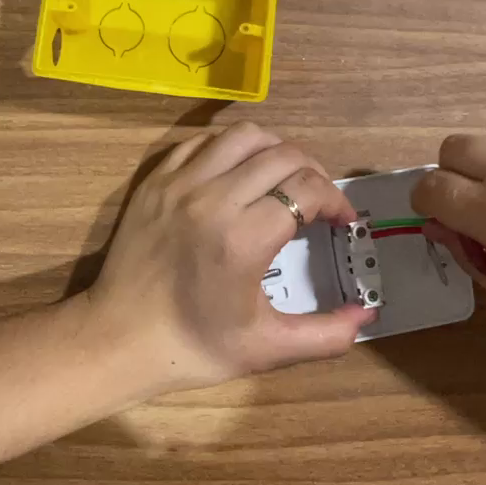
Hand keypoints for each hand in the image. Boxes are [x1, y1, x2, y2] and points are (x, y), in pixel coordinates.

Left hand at [86, 122, 376, 393]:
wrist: (118, 340)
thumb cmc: (194, 347)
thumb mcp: (268, 349)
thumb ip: (325, 335)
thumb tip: (367, 317)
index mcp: (243, 239)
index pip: (307, 190)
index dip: (336, 201)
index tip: (342, 221)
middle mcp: (213, 198)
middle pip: (283, 155)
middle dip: (313, 173)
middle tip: (319, 200)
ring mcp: (180, 182)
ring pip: (244, 135)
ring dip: (275, 150)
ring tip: (284, 177)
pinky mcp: (156, 179)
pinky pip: (204, 142)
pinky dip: (232, 148)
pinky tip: (239, 173)